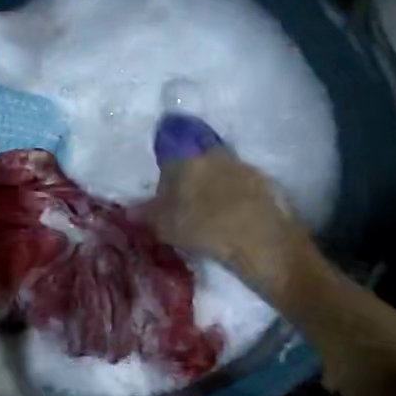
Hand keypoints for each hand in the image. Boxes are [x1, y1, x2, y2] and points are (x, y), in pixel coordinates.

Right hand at [146, 142, 322, 309]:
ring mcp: (243, 167)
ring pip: (219, 171)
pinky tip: (229, 218)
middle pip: (195, 160)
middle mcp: (215, 154)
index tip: (162, 190)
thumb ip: (145, 214)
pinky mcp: (266, 183)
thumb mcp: (165, 226)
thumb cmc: (204, 229)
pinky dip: (232, 197)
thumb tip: (129, 210)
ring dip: (211, 186)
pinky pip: (240, 185)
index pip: (168, 152)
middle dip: (188, 177)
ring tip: (206, 213)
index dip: (164, 170)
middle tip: (182, 202)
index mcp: (187, 159)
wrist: (262, 243)